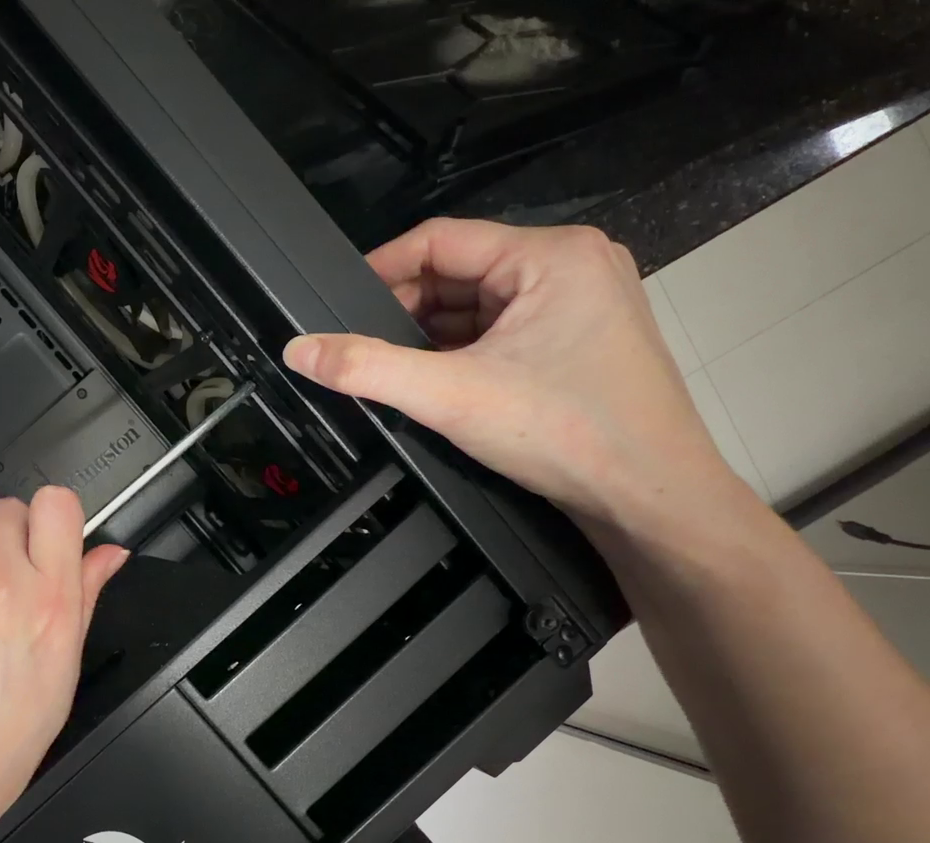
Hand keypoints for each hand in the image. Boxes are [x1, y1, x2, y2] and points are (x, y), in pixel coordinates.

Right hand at [283, 219, 748, 531]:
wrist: (649, 496)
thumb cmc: (569, 433)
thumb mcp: (449, 396)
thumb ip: (365, 368)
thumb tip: (299, 349)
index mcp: (552, 256)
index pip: (440, 239)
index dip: (379, 269)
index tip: (334, 305)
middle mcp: (570, 268)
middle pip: (456, 273)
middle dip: (402, 311)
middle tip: (358, 350)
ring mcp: (577, 305)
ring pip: (474, 306)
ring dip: (427, 337)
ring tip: (390, 373)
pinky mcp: (574, 341)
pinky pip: (495, 333)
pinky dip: (457, 354)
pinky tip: (433, 385)